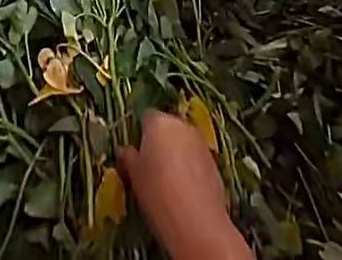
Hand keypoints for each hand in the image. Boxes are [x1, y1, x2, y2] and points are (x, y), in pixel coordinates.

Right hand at [118, 111, 251, 259]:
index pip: (146, 116)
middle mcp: (182, 127)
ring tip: (168, 180)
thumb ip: (127, 156)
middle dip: (160, 142)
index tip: (136, 150)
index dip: (140, 132)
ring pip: (184, 144)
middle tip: (150, 164)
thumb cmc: (157, 191)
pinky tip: (184, 190)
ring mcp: (202, 146)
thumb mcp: (133, 173)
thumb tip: (125, 151)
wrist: (198, 224)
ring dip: (176, 155)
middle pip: (167, 128)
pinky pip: (197, 161)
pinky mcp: (217, 167)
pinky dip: (190, 170)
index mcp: (159, 121)